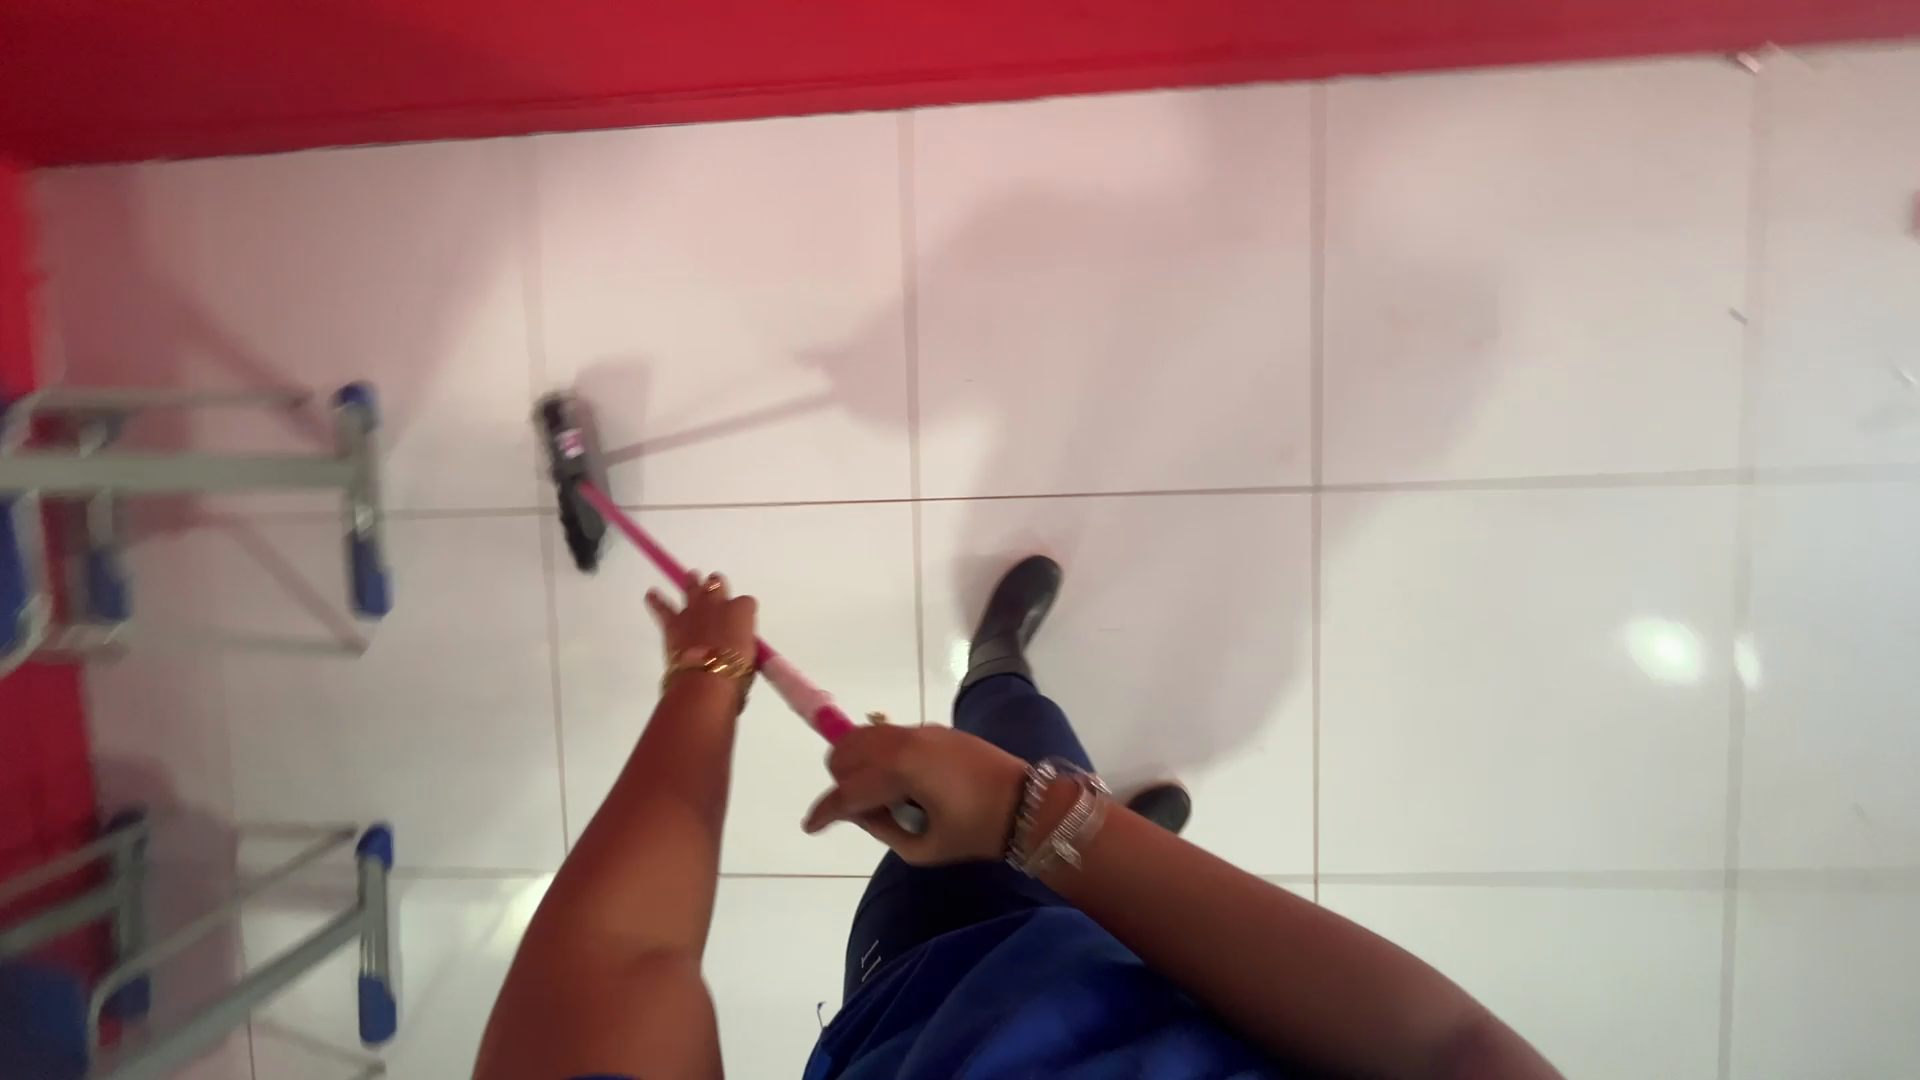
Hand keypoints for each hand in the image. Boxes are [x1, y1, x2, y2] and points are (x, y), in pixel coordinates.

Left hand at [645, 570, 756, 663]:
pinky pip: (663, 608)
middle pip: (718, 584)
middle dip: (718, 586)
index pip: (746, 602)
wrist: (706, 678)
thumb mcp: (752, 654)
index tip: (743, 622)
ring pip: (692, 587)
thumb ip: (745, 642)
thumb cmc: (737, 670)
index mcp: (741, 610)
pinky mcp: (673, 622)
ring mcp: (694, 610)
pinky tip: (650, 594)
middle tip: (718, 590)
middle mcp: (718, 603)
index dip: (744, 611)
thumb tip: (739, 643)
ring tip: (692, 576)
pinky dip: (656, 601)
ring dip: (693, 582)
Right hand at [802, 723, 1030, 864]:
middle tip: (858, 810)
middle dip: (841, 780)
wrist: (1026, 802)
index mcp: (901, 769)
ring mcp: (921, 730)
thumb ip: (884, 829)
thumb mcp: (924, 847)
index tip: (811, 826)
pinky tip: (901, 783)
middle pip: (847, 750)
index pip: (849, 791)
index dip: (826, 812)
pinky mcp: (934, 728)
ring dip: (858, 763)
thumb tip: (863, 813)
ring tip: (880, 796)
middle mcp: (905, 741)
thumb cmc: (976, 831)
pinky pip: (890, 736)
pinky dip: (880, 755)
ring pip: (866, 736)